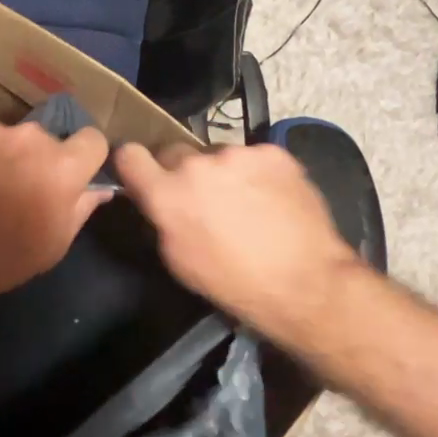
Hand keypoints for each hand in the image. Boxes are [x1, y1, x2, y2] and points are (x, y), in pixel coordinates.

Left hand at [0, 122, 111, 318]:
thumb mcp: (54, 244)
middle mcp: (32, 138)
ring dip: (13, 155)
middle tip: (29, 188)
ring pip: (17, 138)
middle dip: (46, 159)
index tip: (77, 175)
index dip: (88, 157)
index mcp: (62, 166)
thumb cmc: (3, 258)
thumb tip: (98, 187)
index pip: (93, 139)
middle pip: (51, 139)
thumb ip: (81, 207)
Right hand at [114, 143, 365, 344]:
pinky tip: (273, 200)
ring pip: (218, 155)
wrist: (308, 283)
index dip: (134, 165)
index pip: (130, 155)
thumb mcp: (179, 261)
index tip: (144, 175)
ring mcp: (238, 154)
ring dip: (224, 173)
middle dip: (184, 174)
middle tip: (205, 201)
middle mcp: (197, 164)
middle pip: (176, 153)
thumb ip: (161, 220)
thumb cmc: (236, 284)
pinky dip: (257, 174)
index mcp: (168, 194)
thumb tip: (158, 200)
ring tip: (248, 205)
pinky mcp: (273, 152)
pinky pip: (253, 157)